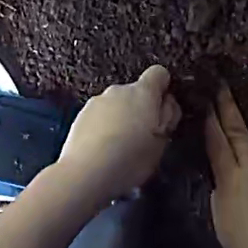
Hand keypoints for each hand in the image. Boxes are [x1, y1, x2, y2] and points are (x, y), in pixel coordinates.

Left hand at [54, 65, 182, 200]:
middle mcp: (118, 90)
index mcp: (143, 93)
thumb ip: (168, 117)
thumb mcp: (162, 142)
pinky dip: (102, 127)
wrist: (85, 173)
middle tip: (142, 136)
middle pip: (135, 92)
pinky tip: (102, 150)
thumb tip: (167, 103)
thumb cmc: (131, 159)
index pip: (159, 73)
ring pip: (115, 104)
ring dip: (120, 117)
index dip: (163, 88)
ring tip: (119, 147)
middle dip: (140, 108)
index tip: (162, 108)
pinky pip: (98, 116)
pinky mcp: (79, 115)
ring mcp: (96, 101)